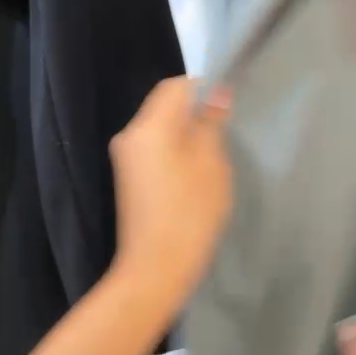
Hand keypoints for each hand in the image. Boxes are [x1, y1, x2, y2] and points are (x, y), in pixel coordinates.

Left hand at [108, 76, 232, 309]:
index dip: (204, 89)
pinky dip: (177, 155)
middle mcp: (130, 136)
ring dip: (188, 137)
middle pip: (166, 108)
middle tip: (226, 136)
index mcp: (148, 126)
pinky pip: (156, 152)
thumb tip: (216, 93)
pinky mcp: (130, 181)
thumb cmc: (189, 211)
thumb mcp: (211, 163)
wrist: (156, 268)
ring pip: (163, 131)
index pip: (175, 86)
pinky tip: (197, 178)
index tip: (229, 107)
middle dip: (197, 115)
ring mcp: (126, 160)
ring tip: (214, 160)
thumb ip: (211, 123)